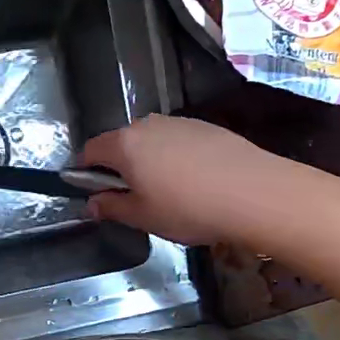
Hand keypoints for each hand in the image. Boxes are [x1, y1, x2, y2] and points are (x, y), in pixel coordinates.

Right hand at [80, 115, 301, 246]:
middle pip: (122, 142)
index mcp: (125, 144)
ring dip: (150, 162)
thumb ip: (112, 207)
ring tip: (170, 193)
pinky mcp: (207, 127)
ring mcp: (180, 122)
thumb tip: (91, 203)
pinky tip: (196, 183)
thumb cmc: (188, 208)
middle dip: (121, 167)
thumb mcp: (144, 217)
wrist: (254, 192)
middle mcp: (148, 124)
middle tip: (135, 199)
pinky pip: (179, 141)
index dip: (86, 172)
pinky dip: (177, 158)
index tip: (95, 193)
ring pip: (152, 141)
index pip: (91, 150)